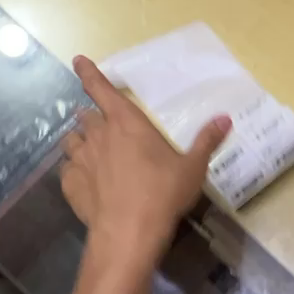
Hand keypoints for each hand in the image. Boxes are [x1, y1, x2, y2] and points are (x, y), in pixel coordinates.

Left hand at [61, 56, 230, 265]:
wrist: (129, 233)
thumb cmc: (163, 193)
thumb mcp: (192, 167)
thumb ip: (206, 141)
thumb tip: (225, 118)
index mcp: (127, 123)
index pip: (101, 90)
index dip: (89, 74)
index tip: (78, 61)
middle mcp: (99, 135)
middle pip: (86, 115)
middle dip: (91, 114)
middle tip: (101, 120)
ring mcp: (81, 161)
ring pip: (72, 140)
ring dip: (79, 140)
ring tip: (90, 149)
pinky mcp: (71, 185)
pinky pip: (67, 170)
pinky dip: (74, 170)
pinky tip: (85, 180)